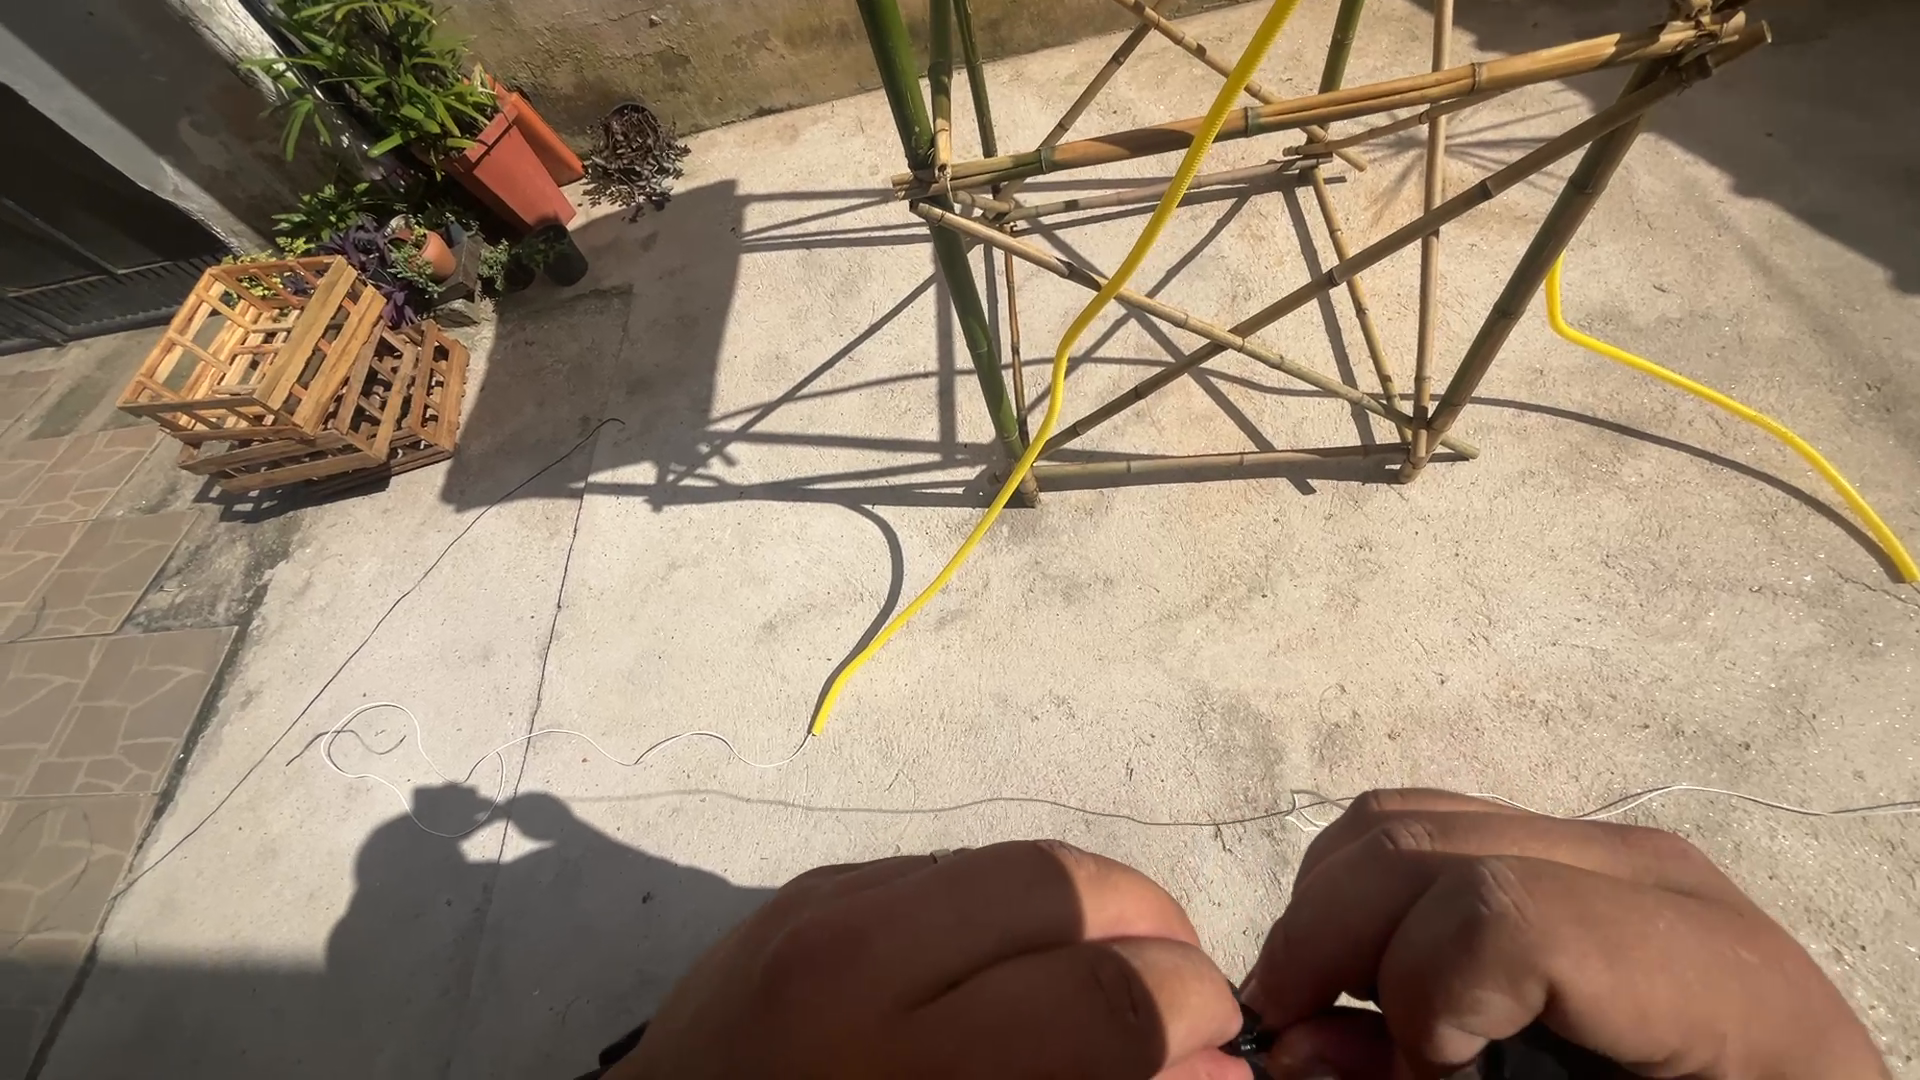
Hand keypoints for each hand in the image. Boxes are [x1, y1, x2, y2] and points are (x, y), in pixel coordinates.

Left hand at [609, 840, 1247, 1079]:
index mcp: (900, 1068)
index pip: (1095, 997)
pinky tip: (1010, 950)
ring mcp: (822, 900)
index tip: (1217, 1021)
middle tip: (1175, 973)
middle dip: (1146, 917)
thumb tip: (1215, 1066)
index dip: (1185, 1002)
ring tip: (1105, 953)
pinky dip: (1005, 900)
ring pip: (1003, 856)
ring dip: (1080, 899)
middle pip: (1054, 881)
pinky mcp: (808, 882)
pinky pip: (942, 867)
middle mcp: (854, 955)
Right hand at [1241, 789, 1888, 1079]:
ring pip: (1393, 820)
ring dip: (1326, 905)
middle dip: (1326, 937)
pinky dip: (1349, 878)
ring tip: (1319, 987)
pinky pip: (1403, 818)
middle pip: (1419, 851)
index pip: (1513, 916)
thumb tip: (1292, 1050)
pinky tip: (1357, 948)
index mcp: (1713, 974)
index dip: (1427, 991)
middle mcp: (1638, 868)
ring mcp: (1578, 834)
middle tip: (1285, 1019)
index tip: (1410, 1077)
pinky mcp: (1532, 830)